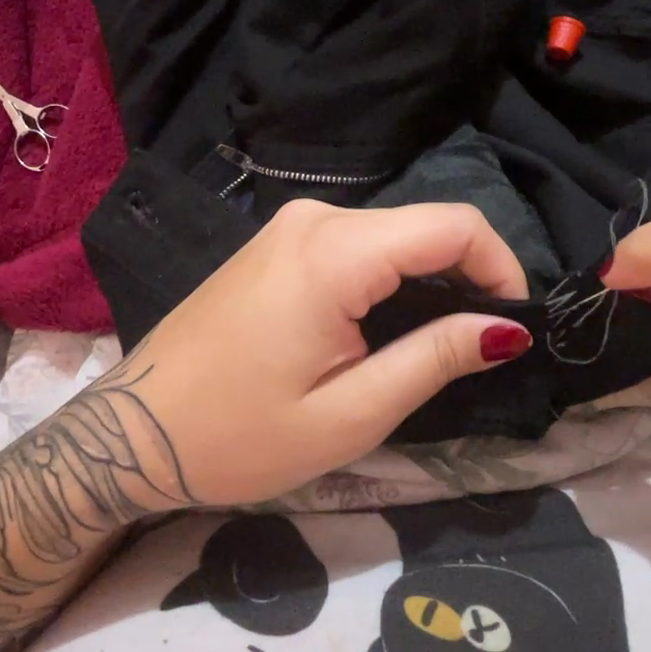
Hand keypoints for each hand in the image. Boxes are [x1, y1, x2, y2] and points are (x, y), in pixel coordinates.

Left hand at [105, 199, 532, 509]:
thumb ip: (434, 358)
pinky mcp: (279, 241)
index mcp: (333, 251)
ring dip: (431, 278)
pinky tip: (388, 325)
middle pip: (424, 225)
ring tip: (438, 344)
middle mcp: (315, 217)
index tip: (514, 325)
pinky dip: (392, 276)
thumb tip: (507, 328)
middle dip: (469, 275)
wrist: (136, 429)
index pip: (453, 224)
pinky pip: (359, 243)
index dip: (502, 266)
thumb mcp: (350, 413)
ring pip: (394, 234)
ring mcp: (291, 224)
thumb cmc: (240, 435)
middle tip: (481, 346)